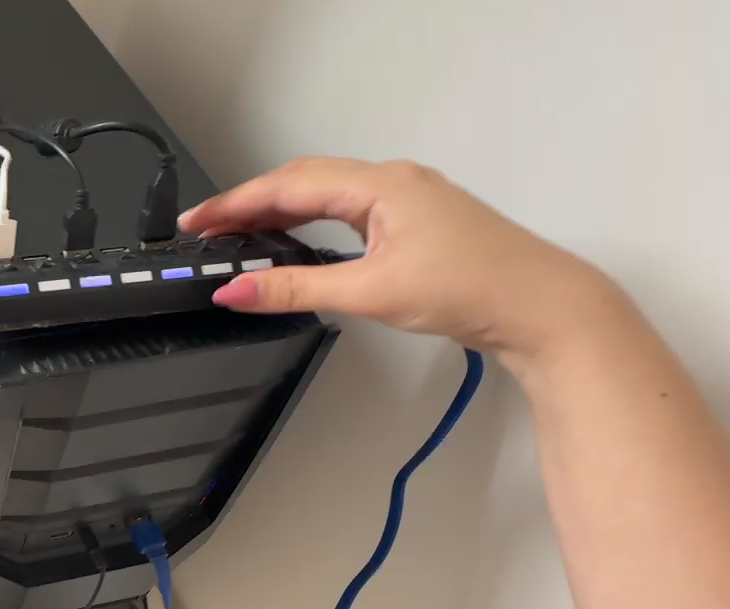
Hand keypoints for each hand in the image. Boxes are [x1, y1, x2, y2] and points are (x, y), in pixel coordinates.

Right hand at [180, 157, 637, 373]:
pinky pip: (339, 212)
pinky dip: (302, 223)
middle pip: (300, 182)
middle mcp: (390, 183)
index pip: (288, 186)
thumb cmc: (468, 287)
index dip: (234, 203)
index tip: (194, 221)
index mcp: (381, 186)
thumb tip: (235, 292)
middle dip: (247, 203)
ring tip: (232, 234)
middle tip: (204, 229)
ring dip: (273, 212)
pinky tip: (285, 239)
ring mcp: (400, 201)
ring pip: (320, 196)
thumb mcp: (367, 291)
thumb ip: (293, 289)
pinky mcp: (406, 224)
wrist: (536, 305)